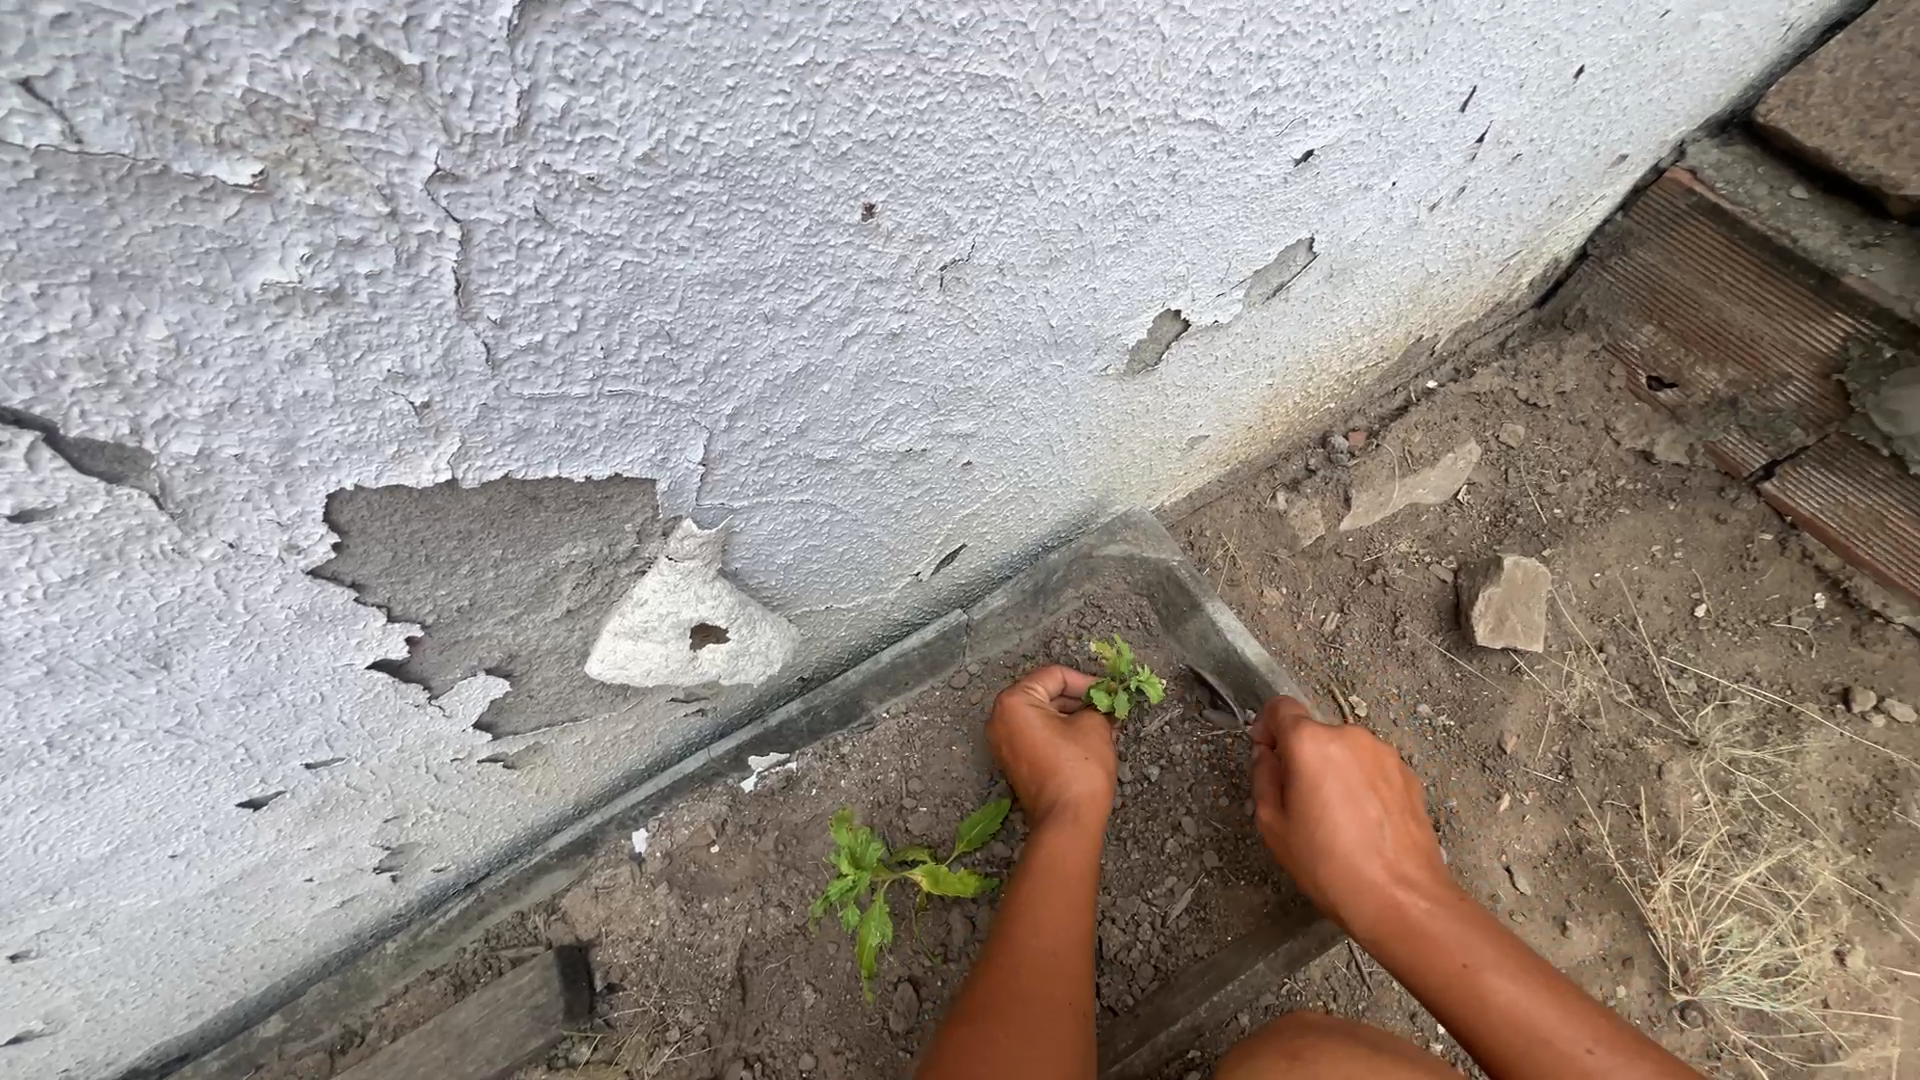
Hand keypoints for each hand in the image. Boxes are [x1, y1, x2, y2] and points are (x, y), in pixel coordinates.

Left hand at [986, 665, 1117, 831]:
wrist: (1067, 822)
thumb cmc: (1078, 769)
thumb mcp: (1094, 726)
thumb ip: (1097, 705)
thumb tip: (1103, 703)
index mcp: (1014, 701)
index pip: (1054, 675)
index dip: (1086, 681)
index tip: (1110, 691)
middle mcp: (1001, 718)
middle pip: (1046, 693)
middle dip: (1080, 700)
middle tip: (1110, 707)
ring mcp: (1004, 741)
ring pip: (1044, 715)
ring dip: (1074, 716)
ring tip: (1106, 723)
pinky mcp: (1015, 761)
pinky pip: (1039, 734)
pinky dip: (1062, 732)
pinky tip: (1091, 738)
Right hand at [1250, 696, 1458, 936]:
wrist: (1402, 900)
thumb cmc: (1330, 865)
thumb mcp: (1272, 823)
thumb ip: (1263, 776)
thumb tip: (1268, 757)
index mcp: (1310, 742)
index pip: (1280, 707)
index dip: (1267, 726)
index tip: (1266, 751)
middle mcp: (1349, 737)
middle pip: (1313, 732)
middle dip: (1301, 755)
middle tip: (1298, 798)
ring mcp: (1384, 755)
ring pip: (1344, 750)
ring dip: (1333, 769)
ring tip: (1334, 815)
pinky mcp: (1409, 776)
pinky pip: (1371, 767)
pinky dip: (1360, 783)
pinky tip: (1361, 822)